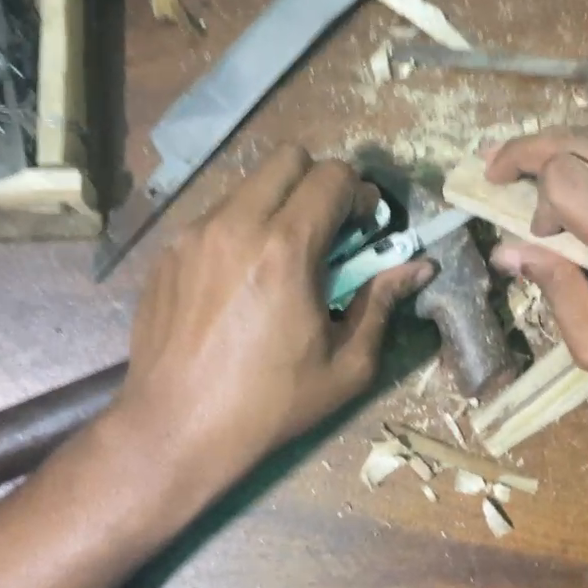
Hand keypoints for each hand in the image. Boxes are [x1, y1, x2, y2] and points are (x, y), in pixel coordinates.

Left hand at [109, 147, 432, 495]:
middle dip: (318, 184)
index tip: (364, 227)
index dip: (359, 193)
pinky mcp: (167, 253)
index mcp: (286, 249)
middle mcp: (235, 225)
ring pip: (248, 185)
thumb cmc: (271, 404)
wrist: (176, 428)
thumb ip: (382, 303)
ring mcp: (193, 234)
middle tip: (327, 231)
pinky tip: (241, 281)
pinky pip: (215, 216)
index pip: (332, 176)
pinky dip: (241, 229)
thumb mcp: (346, 365)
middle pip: (289, 158)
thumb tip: (420, 267)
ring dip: (277, 205)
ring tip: (282, 259)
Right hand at [484, 129, 587, 409]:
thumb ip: (554, 292)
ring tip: (522, 168)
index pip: (568, 180)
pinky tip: (564, 171)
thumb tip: (507, 249)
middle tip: (497, 170)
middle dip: (530, 152)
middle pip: (580, 142)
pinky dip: (587, 154)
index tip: (537, 234)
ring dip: (557, 149)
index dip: (537, 200)